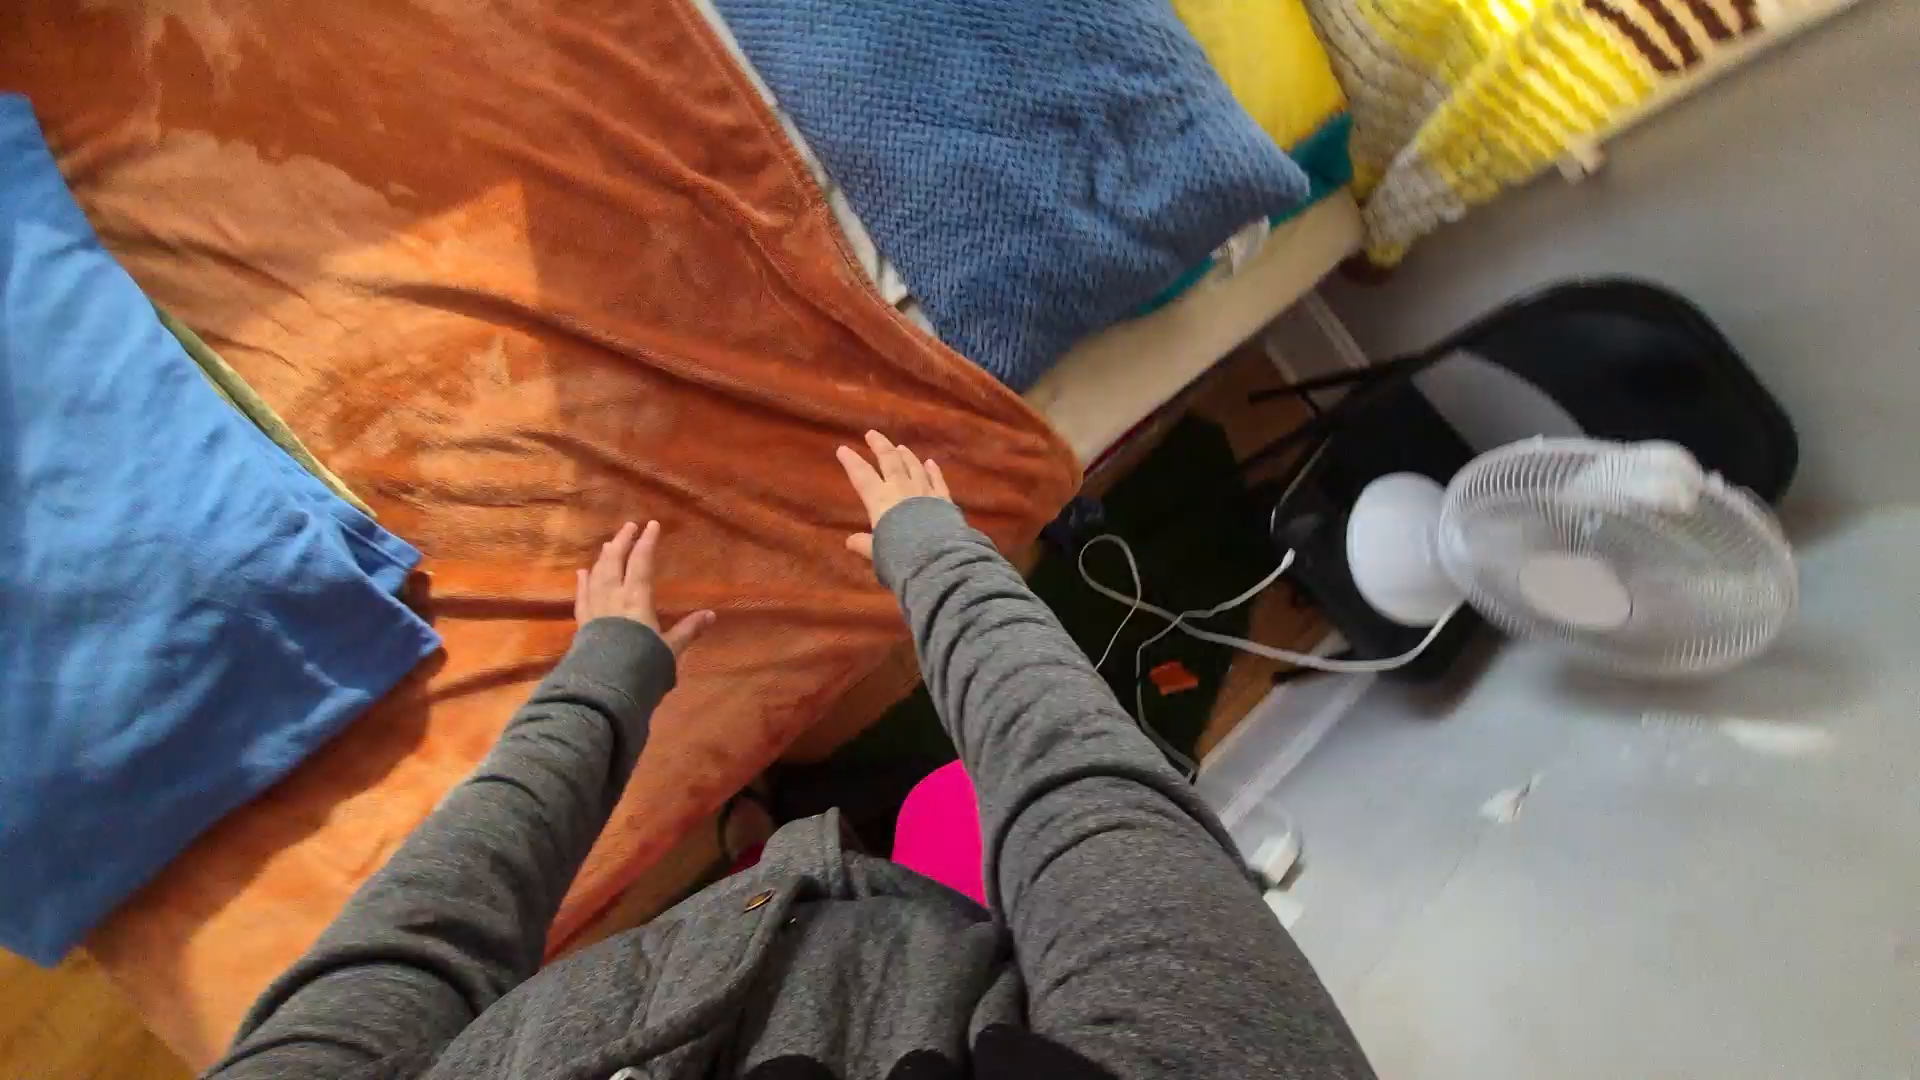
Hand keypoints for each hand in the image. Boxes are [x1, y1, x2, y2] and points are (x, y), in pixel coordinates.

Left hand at [574, 520, 714, 655]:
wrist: (604, 685)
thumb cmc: (641, 664)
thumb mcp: (670, 649)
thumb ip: (688, 630)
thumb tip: (711, 614)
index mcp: (637, 599)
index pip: (641, 563)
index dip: (647, 542)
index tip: (652, 524)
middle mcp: (613, 597)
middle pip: (615, 562)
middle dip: (622, 542)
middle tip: (628, 526)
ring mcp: (595, 609)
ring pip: (597, 575)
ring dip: (604, 557)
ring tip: (609, 544)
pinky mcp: (583, 623)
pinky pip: (582, 596)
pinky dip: (583, 582)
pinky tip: (582, 573)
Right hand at [835, 430, 952, 560]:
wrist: (936, 555)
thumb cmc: (901, 554)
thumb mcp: (878, 552)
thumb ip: (865, 544)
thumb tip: (850, 542)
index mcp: (880, 500)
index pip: (861, 476)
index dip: (851, 462)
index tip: (843, 449)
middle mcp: (901, 489)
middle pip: (889, 460)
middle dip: (880, 445)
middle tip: (872, 434)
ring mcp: (924, 491)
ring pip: (914, 466)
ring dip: (906, 455)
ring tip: (900, 447)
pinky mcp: (943, 499)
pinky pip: (937, 480)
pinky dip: (933, 470)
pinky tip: (931, 463)